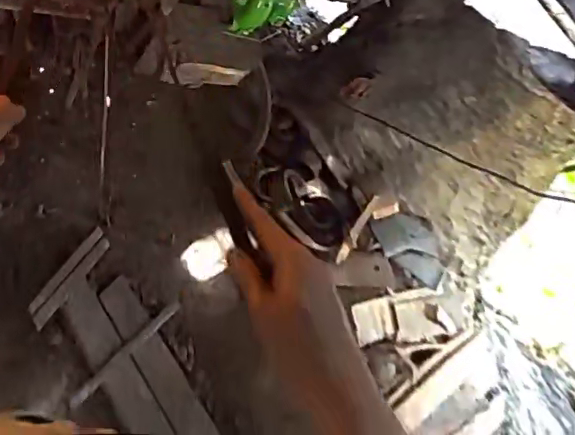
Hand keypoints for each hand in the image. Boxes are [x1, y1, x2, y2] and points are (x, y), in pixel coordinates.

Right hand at [227, 180, 403, 434]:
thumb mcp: (262, 312)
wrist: (340, 389)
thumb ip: (248, 277)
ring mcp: (320, 278)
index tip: (235, 184)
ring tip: (244, 258)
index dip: (248, 204)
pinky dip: (277, 271)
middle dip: (256, 231)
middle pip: (277, 238)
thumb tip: (235, 251)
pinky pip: (295, 271)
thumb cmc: (298, 349)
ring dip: (265, 255)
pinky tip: (265, 286)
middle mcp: (311, 261)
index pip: (265, 223)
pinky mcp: (324, 296)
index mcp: (294, 258)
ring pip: (286, 257)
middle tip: (234, 219)